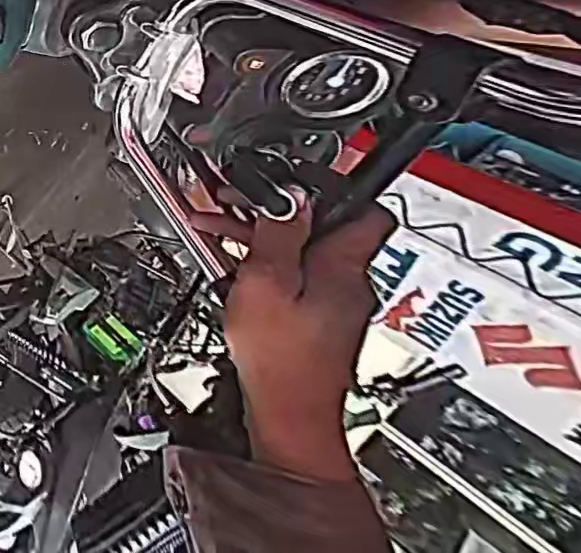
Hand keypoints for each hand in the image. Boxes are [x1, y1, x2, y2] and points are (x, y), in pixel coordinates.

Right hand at [191, 200, 395, 480]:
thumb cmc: (280, 354)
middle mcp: (346, 279)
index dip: (331, 183)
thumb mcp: (267, 281)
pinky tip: (228, 256)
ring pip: (298, 245)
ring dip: (257, 229)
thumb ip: (279, 233)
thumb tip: (292, 194)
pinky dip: (259, 255)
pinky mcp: (314, 311)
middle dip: (273, 204)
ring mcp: (332, 296)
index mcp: (342, 267)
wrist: (285, 407)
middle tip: (234, 196)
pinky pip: (290, 267)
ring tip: (214, 224)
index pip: (366, 209)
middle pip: (319, 223)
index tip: (295, 171)